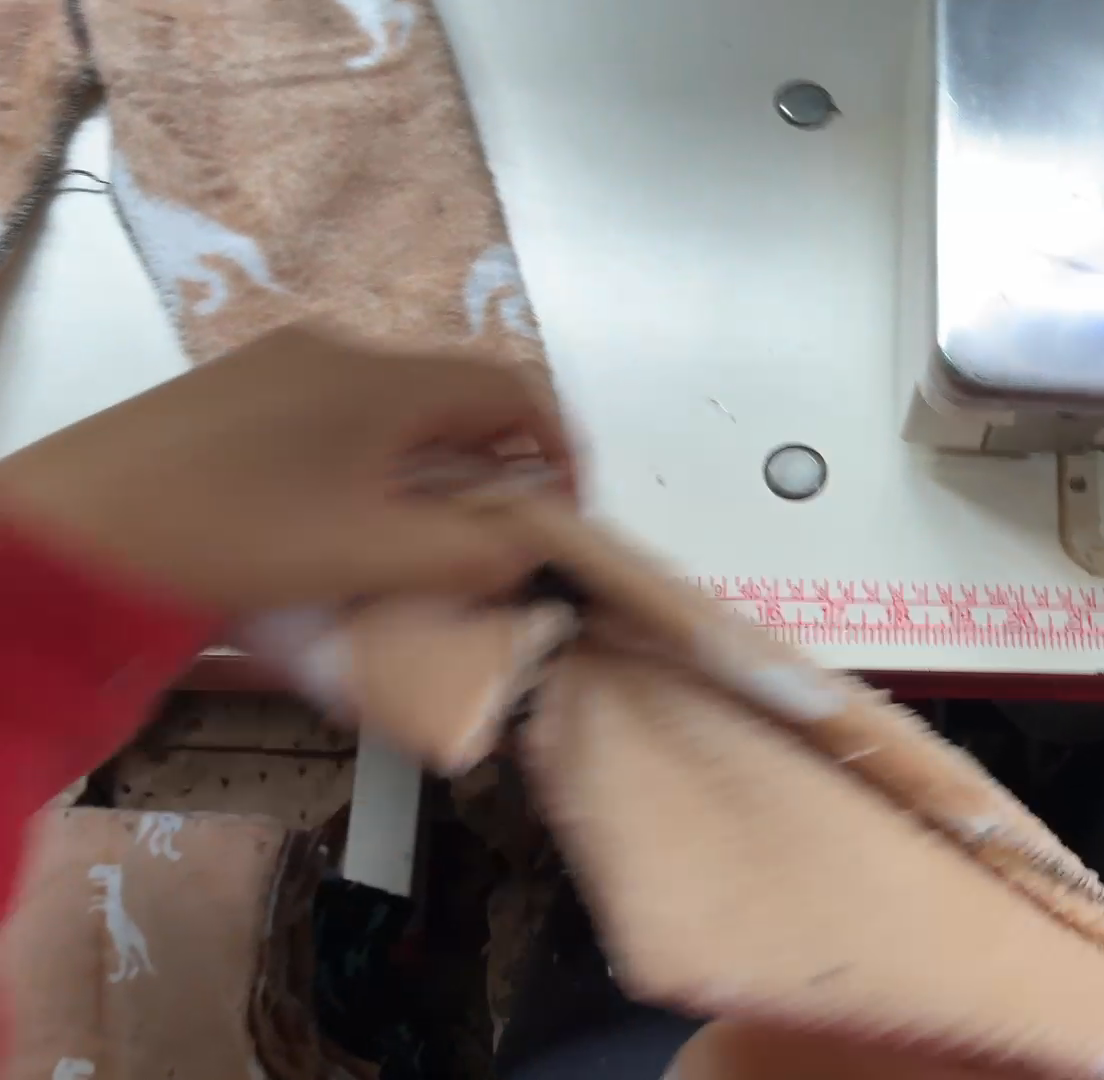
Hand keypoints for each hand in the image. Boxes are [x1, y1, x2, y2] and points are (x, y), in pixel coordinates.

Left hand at [0, 325, 575, 614]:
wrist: (44, 537)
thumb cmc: (228, 537)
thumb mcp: (373, 556)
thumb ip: (478, 553)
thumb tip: (534, 551)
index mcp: (384, 381)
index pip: (515, 387)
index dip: (560, 443)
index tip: (565, 504)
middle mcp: (343, 353)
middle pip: (465, 396)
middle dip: (505, 460)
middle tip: (505, 523)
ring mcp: (288, 366)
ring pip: (412, 406)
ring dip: (450, 461)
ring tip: (440, 522)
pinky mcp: (247, 392)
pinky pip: (359, 413)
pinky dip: (396, 456)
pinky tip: (368, 504)